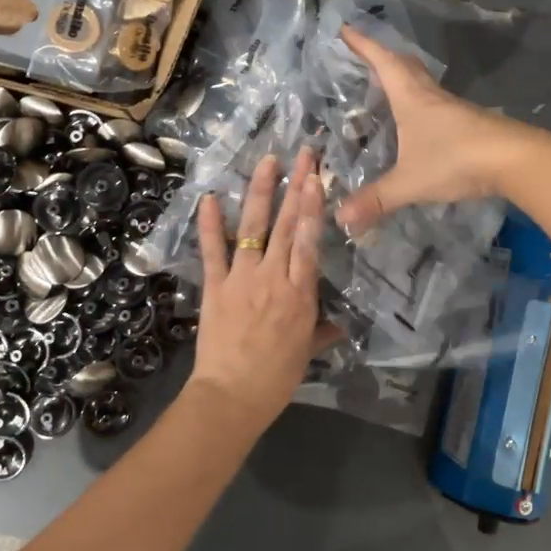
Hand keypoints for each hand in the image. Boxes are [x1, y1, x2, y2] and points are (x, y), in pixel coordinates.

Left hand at [188, 149, 336, 429]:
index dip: (314, 207)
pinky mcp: (215, 287)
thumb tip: (339, 326)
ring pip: (254, 228)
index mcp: (301, 294)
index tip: (318, 178)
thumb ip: (321, 333)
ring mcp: (242, 279)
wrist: (232, 396)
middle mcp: (273, 278)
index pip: (310, 241)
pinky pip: (213, 251)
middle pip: (287, 225)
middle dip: (297, 186)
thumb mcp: (306, 353)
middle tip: (304, 154)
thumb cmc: (276, 379)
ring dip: (261, 192)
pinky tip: (211, 197)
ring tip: (268, 162)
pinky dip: (210, 224)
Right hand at [335, 26, 538, 235]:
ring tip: (388, 87)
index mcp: (412, 97)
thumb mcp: (410, 182)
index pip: (383, 62)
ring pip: (424, 83)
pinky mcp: (469, 123)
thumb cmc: (456, 159)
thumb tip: (341, 219)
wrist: (515, 160)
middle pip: (406, 66)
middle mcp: (432, 96)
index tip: (347, 29)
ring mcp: (453, 108)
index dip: (363, 45)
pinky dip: (422, 103)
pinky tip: (420, 121)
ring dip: (405, 79)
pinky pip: (437, 104)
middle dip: (384, 56)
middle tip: (367, 54)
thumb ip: (376, 199)